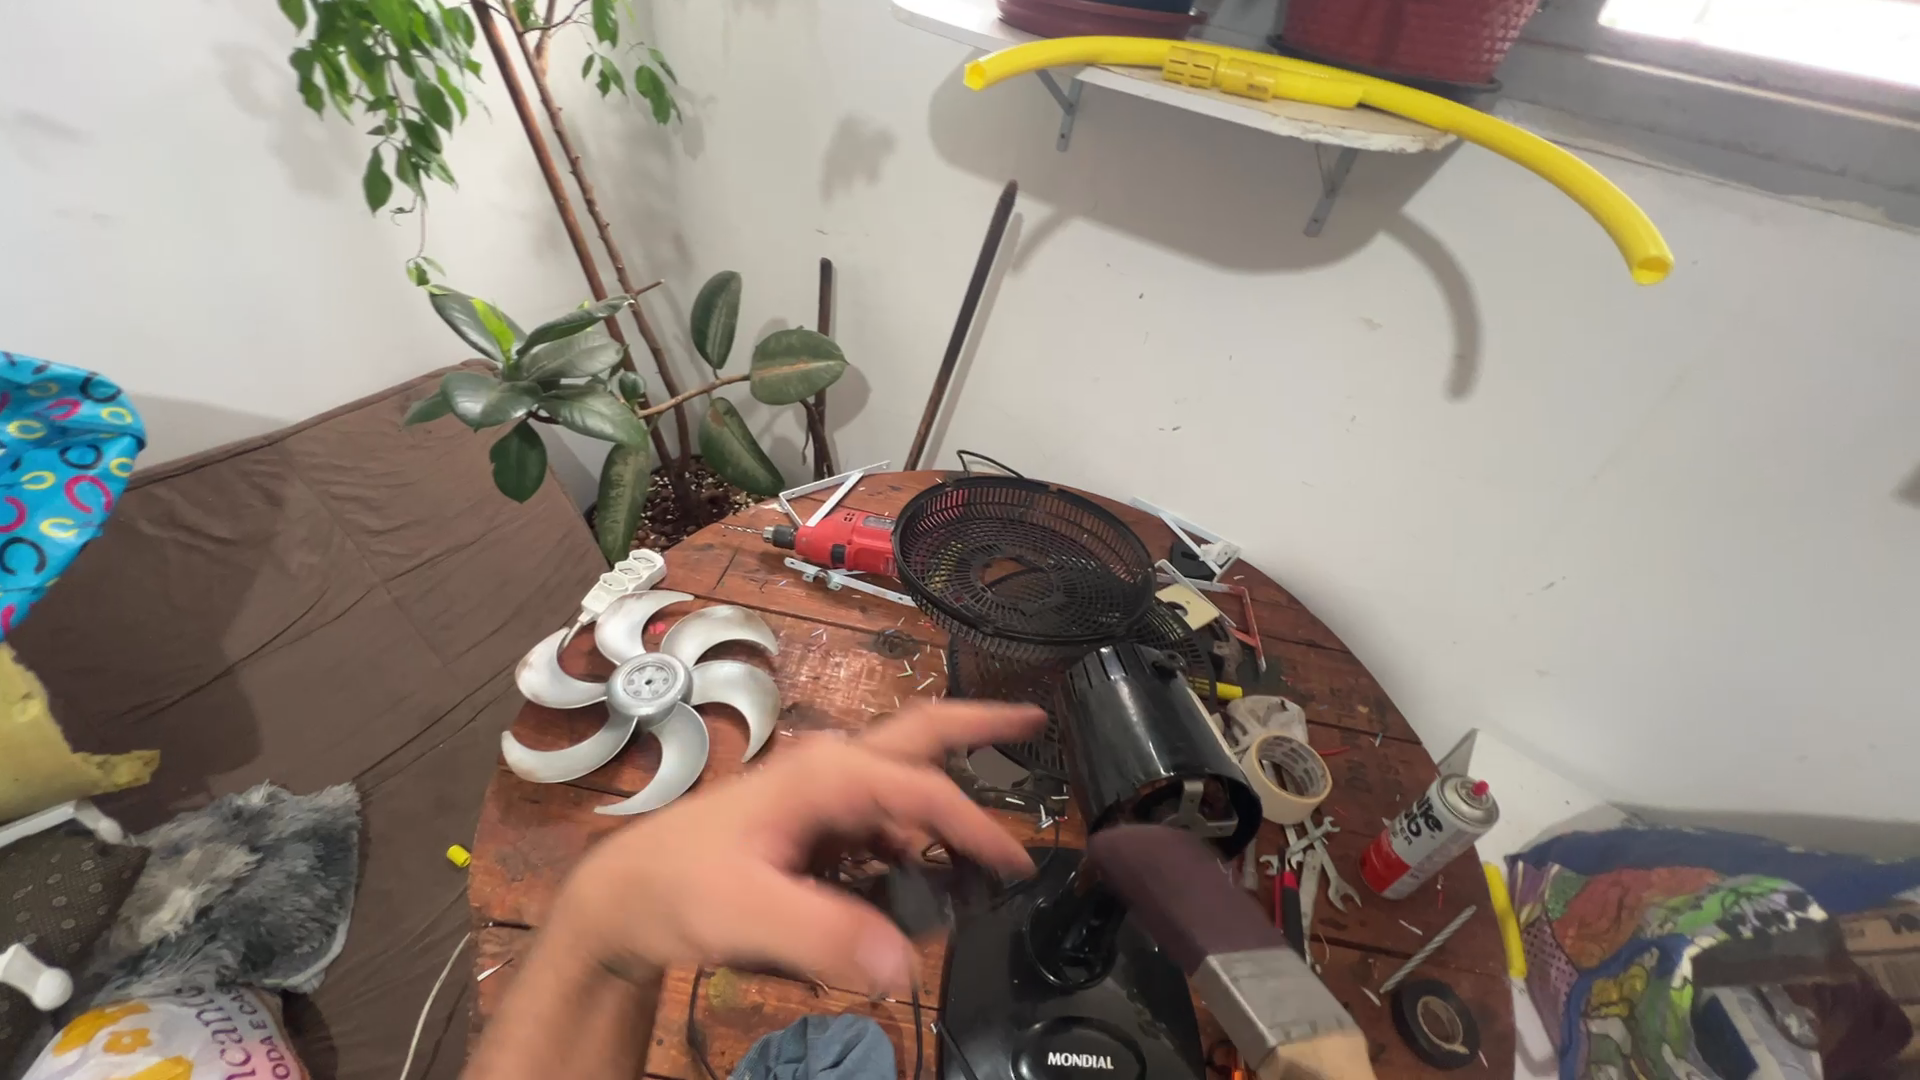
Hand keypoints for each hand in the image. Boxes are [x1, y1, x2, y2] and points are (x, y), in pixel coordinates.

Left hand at [548, 700, 1045, 996]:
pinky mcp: (818, 819)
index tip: (1012, 865)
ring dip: (949, 804)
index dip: (973, 826)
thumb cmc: (680, 886)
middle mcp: (833, 767)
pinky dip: (914, 839)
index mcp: (827, 774)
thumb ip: (826, 934)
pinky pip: (883, 820)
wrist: (628, 892)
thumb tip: (903, 960)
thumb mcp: (748, 913)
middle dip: (980, 722)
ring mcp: (825, 791)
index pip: (923, 790)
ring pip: (907, 778)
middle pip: (921, 732)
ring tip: (985, 851)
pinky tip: (918, 877)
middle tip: (1032, 718)